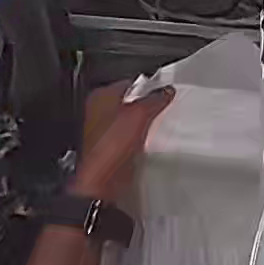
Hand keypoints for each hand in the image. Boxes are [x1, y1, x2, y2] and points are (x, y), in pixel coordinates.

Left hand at [69, 81, 173, 203]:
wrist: (102, 182)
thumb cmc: (109, 146)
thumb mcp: (141, 113)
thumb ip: (155, 99)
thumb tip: (166, 91)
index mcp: (100, 97)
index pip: (128, 82)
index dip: (147, 84)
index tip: (162, 88)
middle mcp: (98, 113)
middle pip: (128, 102)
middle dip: (146, 103)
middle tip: (162, 105)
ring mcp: (103, 132)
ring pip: (130, 120)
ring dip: (144, 122)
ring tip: (156, 123)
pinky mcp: (111, 149)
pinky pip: (130, 137)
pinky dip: (140, 137)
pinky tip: (148, 140)